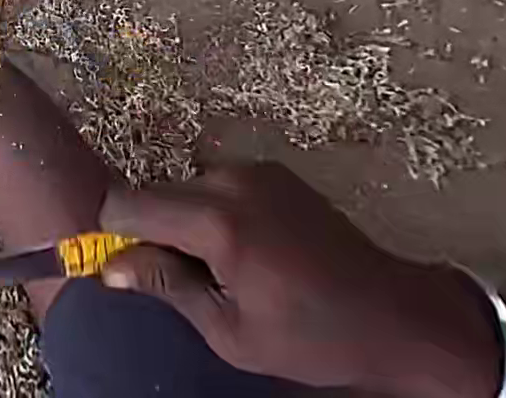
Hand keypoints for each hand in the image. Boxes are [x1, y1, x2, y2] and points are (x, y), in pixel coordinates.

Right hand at [98, 164, 501, 397]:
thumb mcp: (232, 332)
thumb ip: (166, 286)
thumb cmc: (313, 336)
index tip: (122, 261)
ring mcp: (251, 168)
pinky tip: (252, 244)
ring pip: (186, 188)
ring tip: (227, 263)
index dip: (113, 230)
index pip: (129, 204)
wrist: (398, 314)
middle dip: (154, 229)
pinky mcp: (269, 167)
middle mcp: (226, 179)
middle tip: (186, 275)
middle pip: (155, 192)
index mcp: (216, 222)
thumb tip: (108, 266)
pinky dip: (215, 208)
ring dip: (187, 220)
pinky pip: (218, 183)